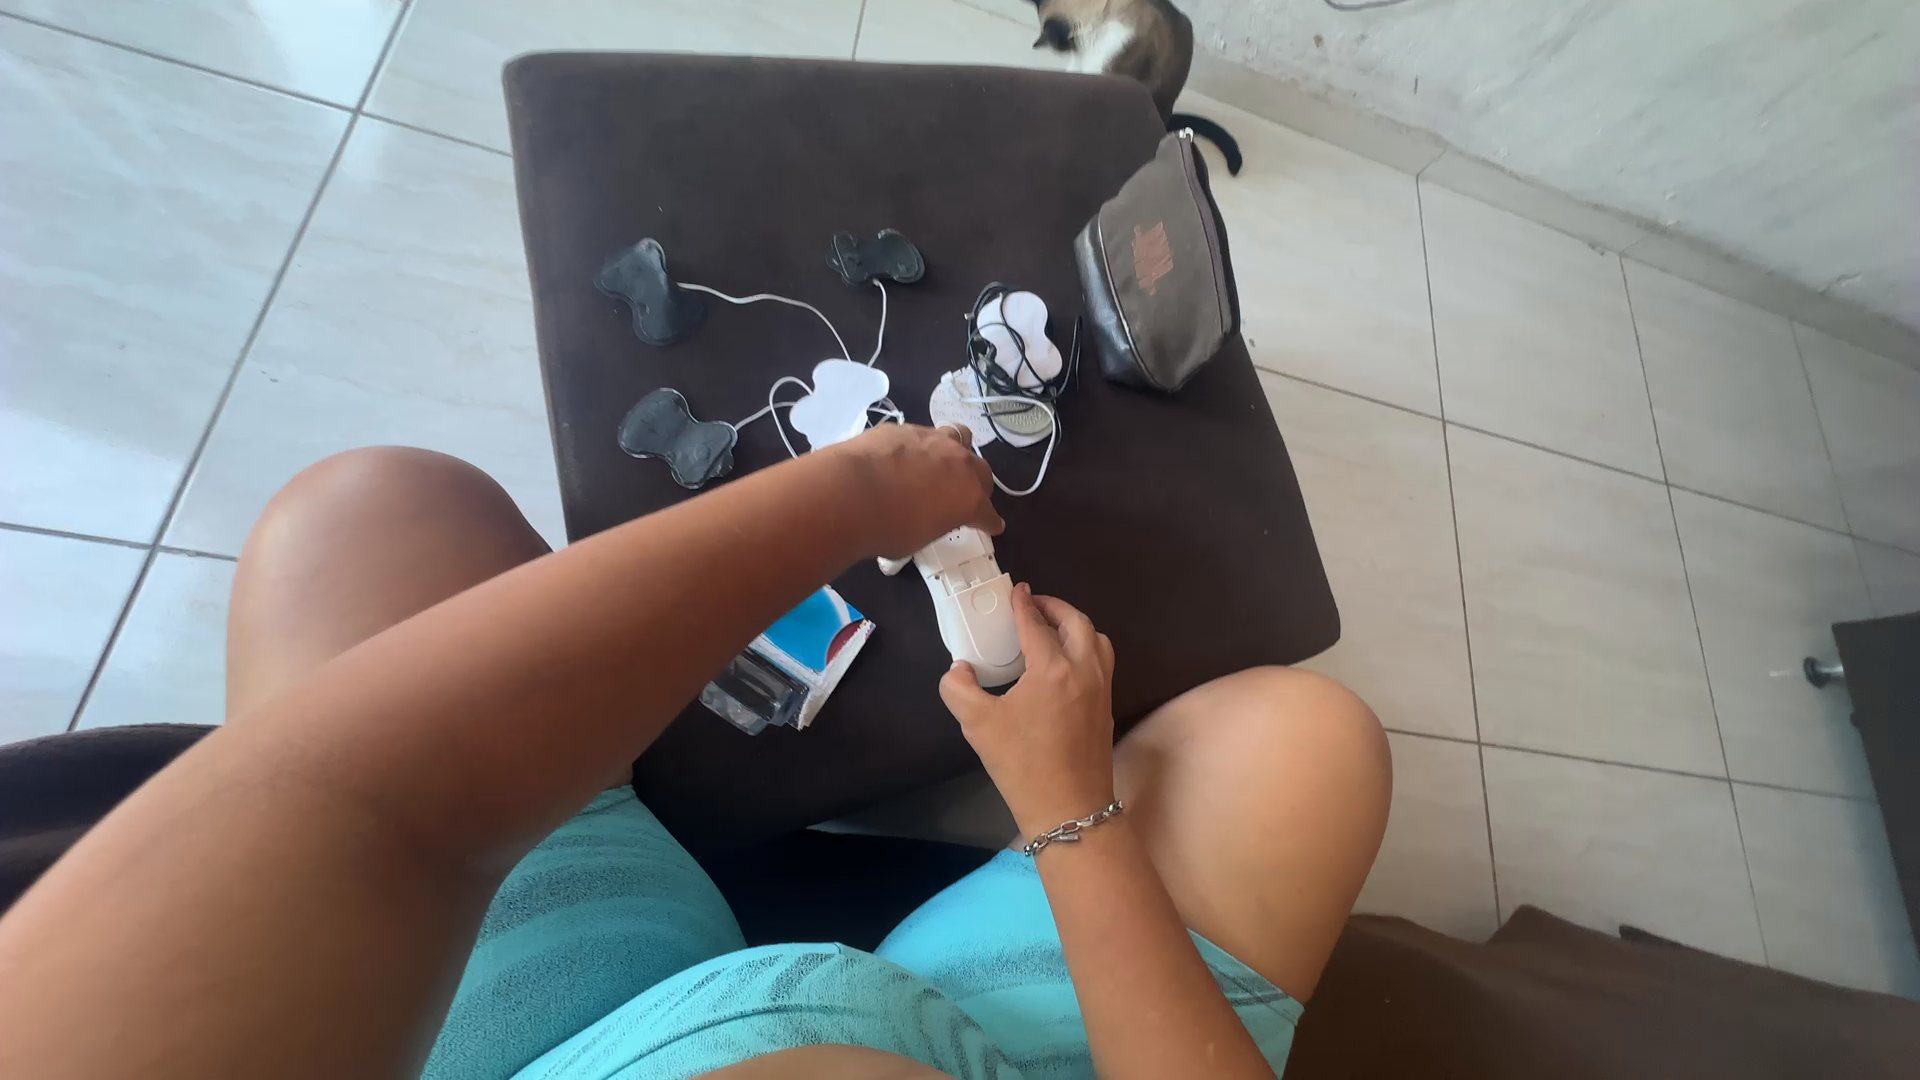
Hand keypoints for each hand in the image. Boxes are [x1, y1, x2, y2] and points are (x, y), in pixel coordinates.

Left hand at [831, 423, 1002, 557]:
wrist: (851, 493)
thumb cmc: (887, 528)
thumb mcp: (918, 539)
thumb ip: (931, 523)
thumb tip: (923, 517)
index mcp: (970, 499)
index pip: (989, 514)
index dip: (989, 522)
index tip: (990, 525)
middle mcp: (959, 465)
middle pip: (982, 472)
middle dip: (977, 484)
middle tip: (963, 495)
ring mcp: (934, 441)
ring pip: (960, 437)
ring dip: (956, 451)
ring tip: (941, 463)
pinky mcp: (905, 428)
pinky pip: (922, 435)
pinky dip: (918, 447)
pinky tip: (902, 457)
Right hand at [939, 586, 1116, 837]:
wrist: (1069, 809)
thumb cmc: (1022, 764)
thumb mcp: (977, 724)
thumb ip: (958, 688)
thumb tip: (959, 669)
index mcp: (1053, 669)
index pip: (1036, 624)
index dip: (1024, 604)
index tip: (1016, 591)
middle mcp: (1084, 670)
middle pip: (1076, 621)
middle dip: (1054, 607)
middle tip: (1033, 605)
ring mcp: (1101, 687)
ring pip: (1096, 639)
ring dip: (1075, 624)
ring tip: (1052, 628)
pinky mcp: (1107, 705)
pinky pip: (1101, 660)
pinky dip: (1085, 646)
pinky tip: (1065, 661)